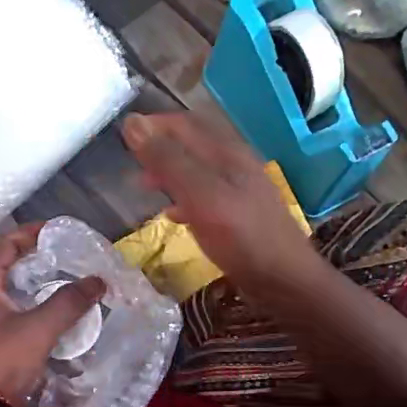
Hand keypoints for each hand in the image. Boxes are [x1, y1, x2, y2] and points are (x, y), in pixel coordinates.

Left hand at [0, 224, 105, 406]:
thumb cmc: (4, 360)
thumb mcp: (40, 329)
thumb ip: (69, 301)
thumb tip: (98, 280)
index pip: (5, 244)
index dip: (31, 234)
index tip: (58, 233)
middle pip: (5, 265)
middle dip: (35, 259)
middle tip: (65, 259)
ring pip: (7, 289)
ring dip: (33, 284)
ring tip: (62, 282)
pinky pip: (6, 308)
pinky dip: (27, 303)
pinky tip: (49, 311)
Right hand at [120, 112, 317, 289]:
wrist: (284, 281)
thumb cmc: (243, 238)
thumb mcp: (201, 196)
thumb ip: (169, 161)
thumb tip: (133, 124)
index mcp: (227, 153)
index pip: (185, 124)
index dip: (153, 124)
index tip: (123, 134)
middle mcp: (234, 165)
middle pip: (192, 145)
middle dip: (160, 147)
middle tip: (131, 161)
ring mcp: (239, 191)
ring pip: (197, 171)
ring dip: (169, 173)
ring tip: (144, 185)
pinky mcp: (239, 216)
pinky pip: (204, 197)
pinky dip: (183, 198)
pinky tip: (172, 215)